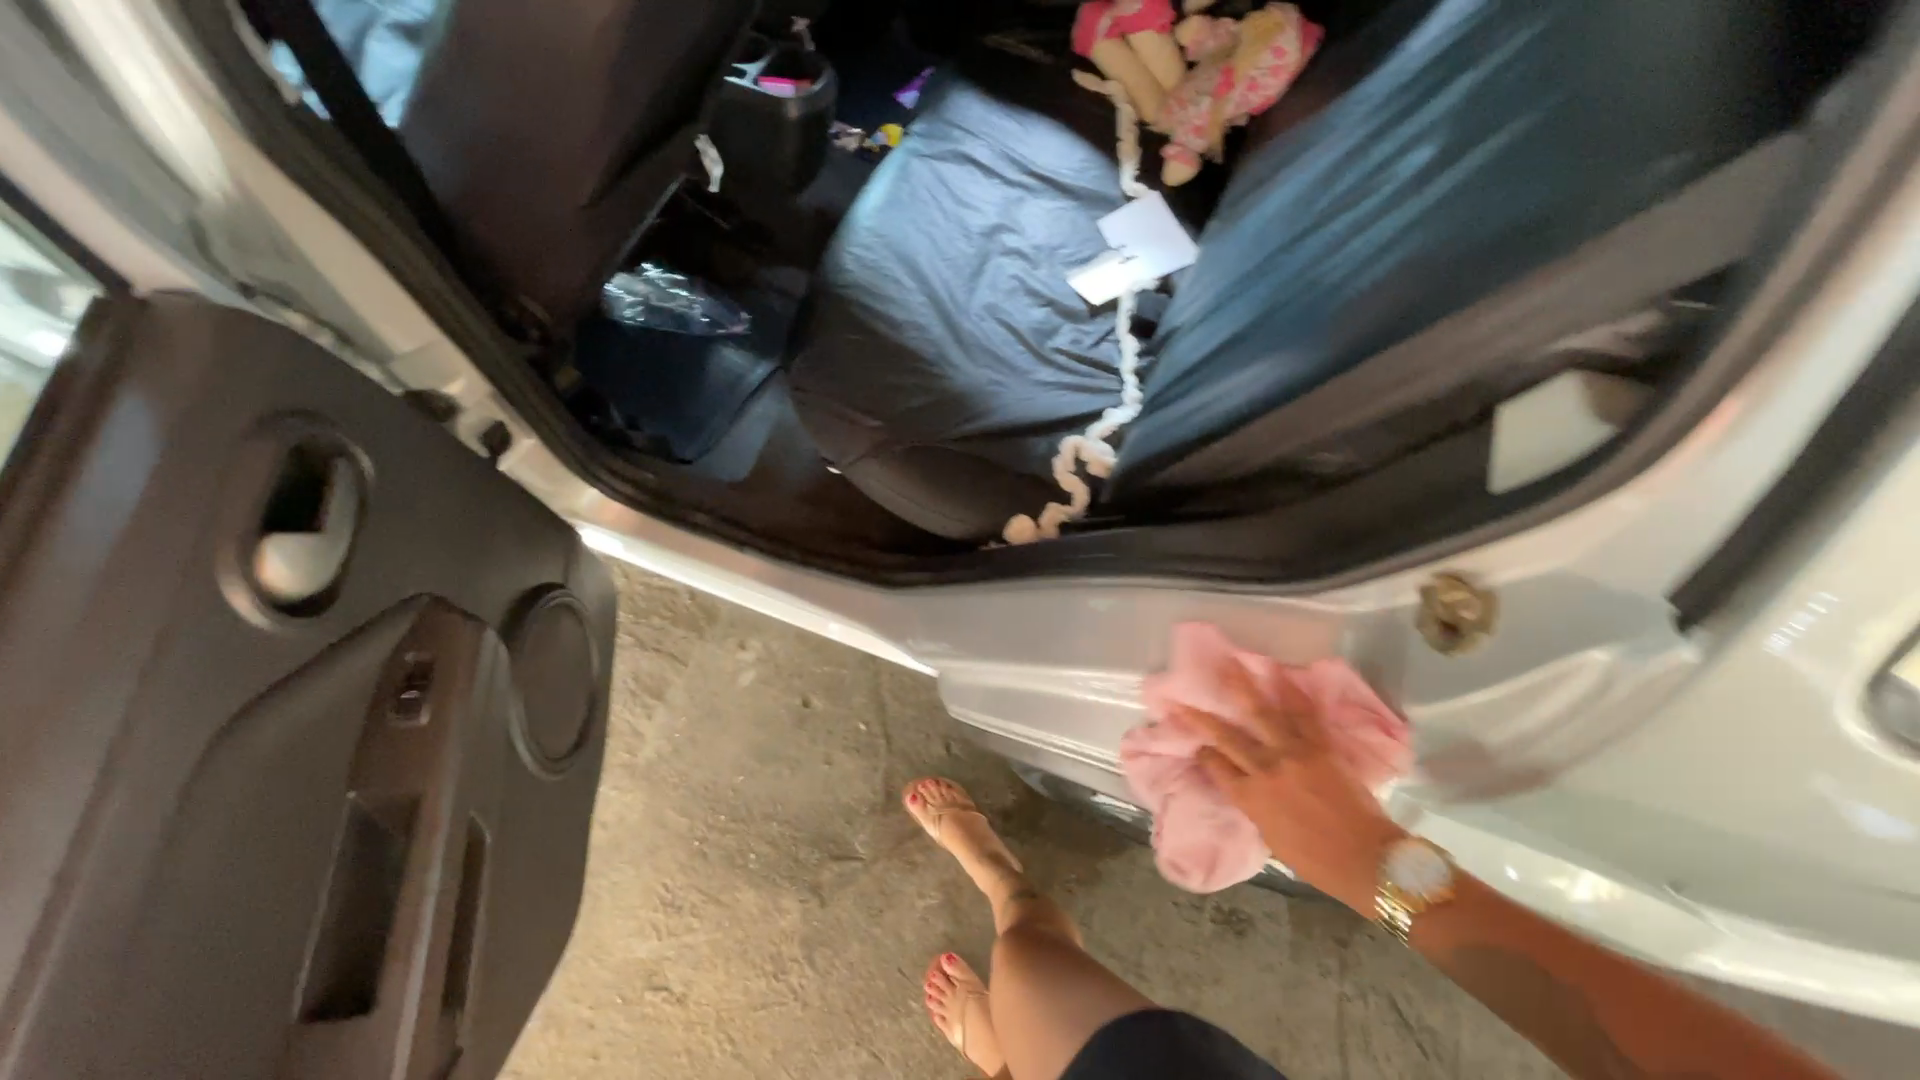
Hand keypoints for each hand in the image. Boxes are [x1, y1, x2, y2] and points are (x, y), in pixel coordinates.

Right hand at [1177, 665, 1404, 912]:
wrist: (1364, 858)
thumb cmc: (1316, 861)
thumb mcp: (1272, 837)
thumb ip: (1256, 807)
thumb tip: (1252, 789)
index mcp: (1249, 798)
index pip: (1216, 766)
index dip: (1204, 753)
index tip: (1197, 743)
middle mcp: (1264, 770)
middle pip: (1227, 736)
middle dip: (1201, 717)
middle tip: (1182, 698)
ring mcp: (1292, 754)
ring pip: (1261, 713)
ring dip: (1242, 686)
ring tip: (1228, 664)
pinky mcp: (1320, 747)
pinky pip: (1303, 714)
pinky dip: (1290, 691)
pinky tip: (1278, 671)